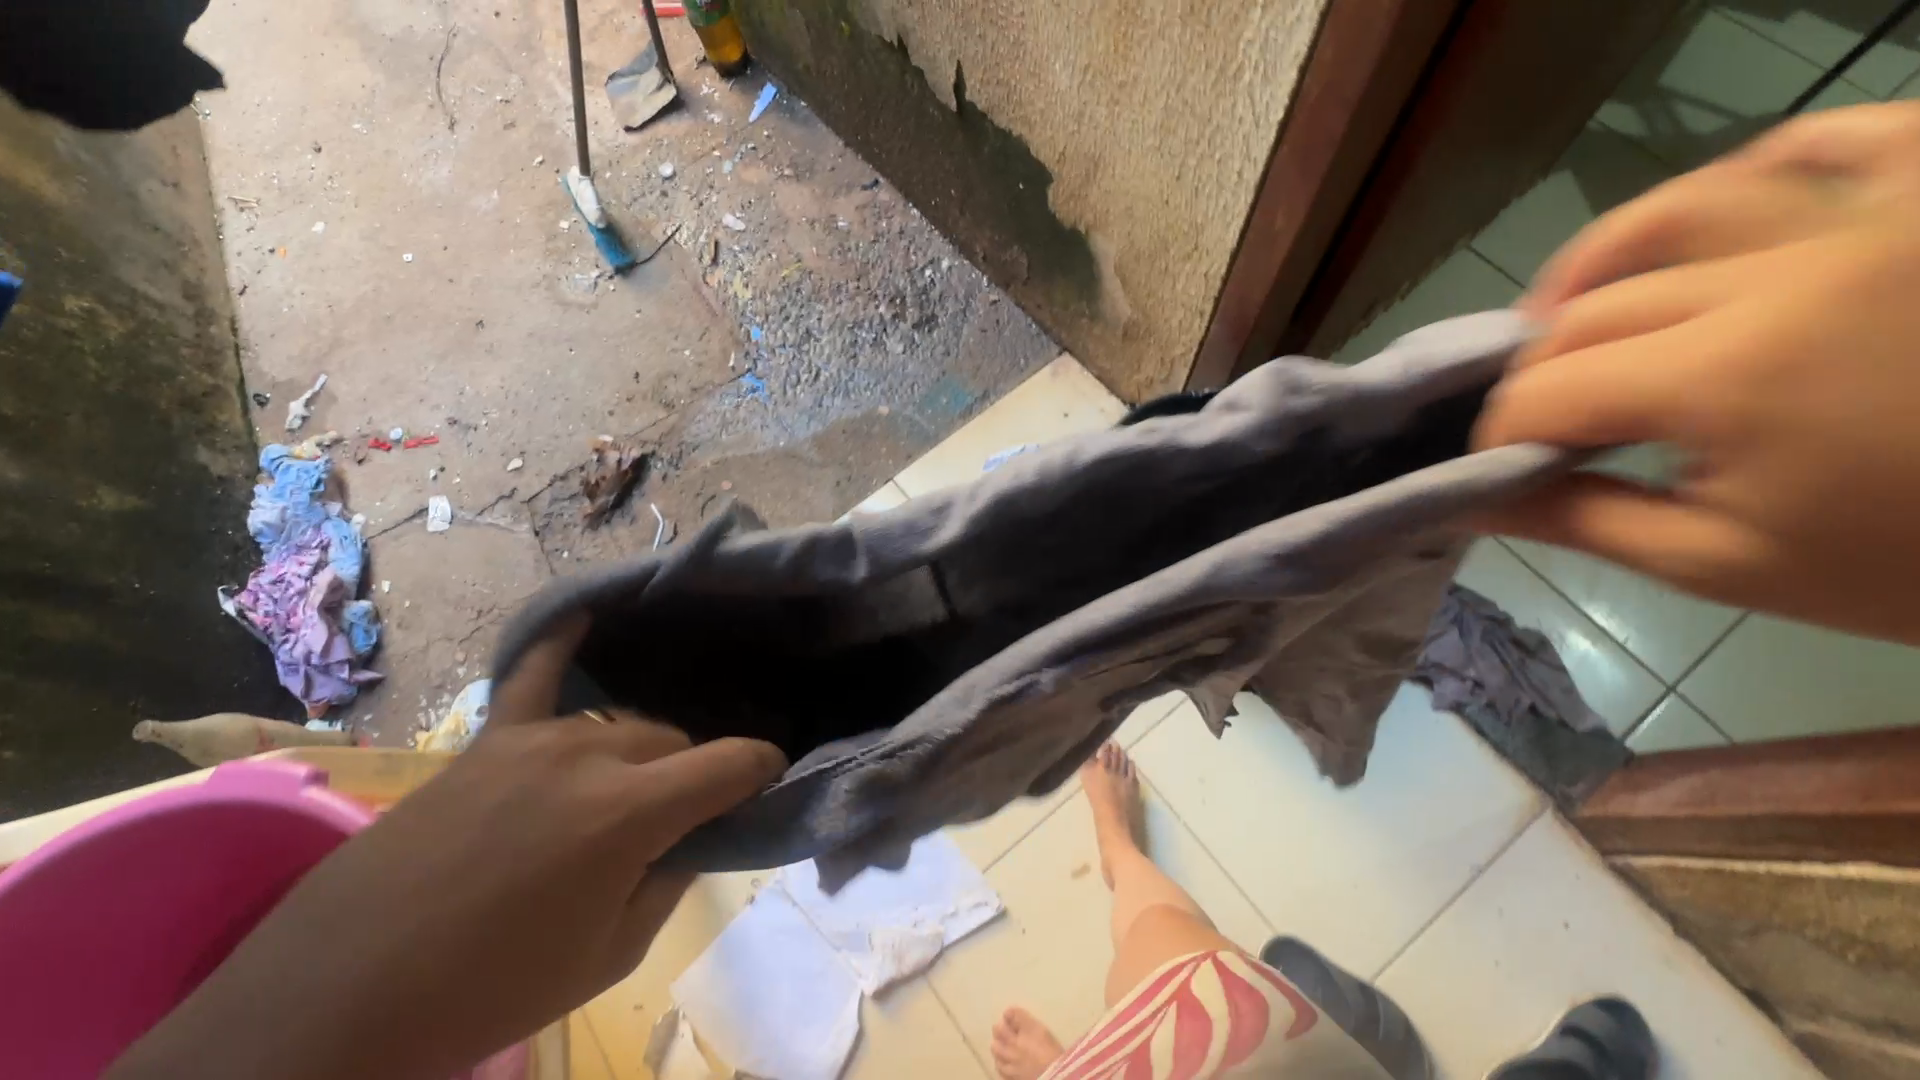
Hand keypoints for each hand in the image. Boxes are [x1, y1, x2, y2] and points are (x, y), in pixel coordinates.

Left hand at [107, 616, 785, 1079]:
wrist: (338, 996)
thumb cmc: (489, 990)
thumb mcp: (609, 954)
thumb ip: (668, 879)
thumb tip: (693, 836)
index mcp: (629, 814)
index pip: (732, 765)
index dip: (763, 772)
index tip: (771, 785)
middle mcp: (589, 756)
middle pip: (674, 742)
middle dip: (693, 776)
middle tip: (681, 822)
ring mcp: (532, 739)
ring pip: (623, 725)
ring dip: (642, 755)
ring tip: (630, 792)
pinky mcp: (485, 741)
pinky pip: (532, 675)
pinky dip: (563, 642)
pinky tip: (588, 612)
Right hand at [1474, 102, 1919, 643]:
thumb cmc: (1900, 559)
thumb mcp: (1721, 562)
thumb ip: (1579, 519)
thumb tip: (1469, 497)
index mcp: (1731, 373)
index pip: (1549, 389)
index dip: (1500, 432)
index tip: (1497, 467)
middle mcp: (1787, 271)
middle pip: (1593, 309)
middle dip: (1538, 371)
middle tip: (1539, 421)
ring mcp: (1871, 219)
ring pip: (1680, 207)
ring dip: (1598, 263)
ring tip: (1569, 310)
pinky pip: (1834, 140)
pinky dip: (1753, 170)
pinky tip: (1710, 215)